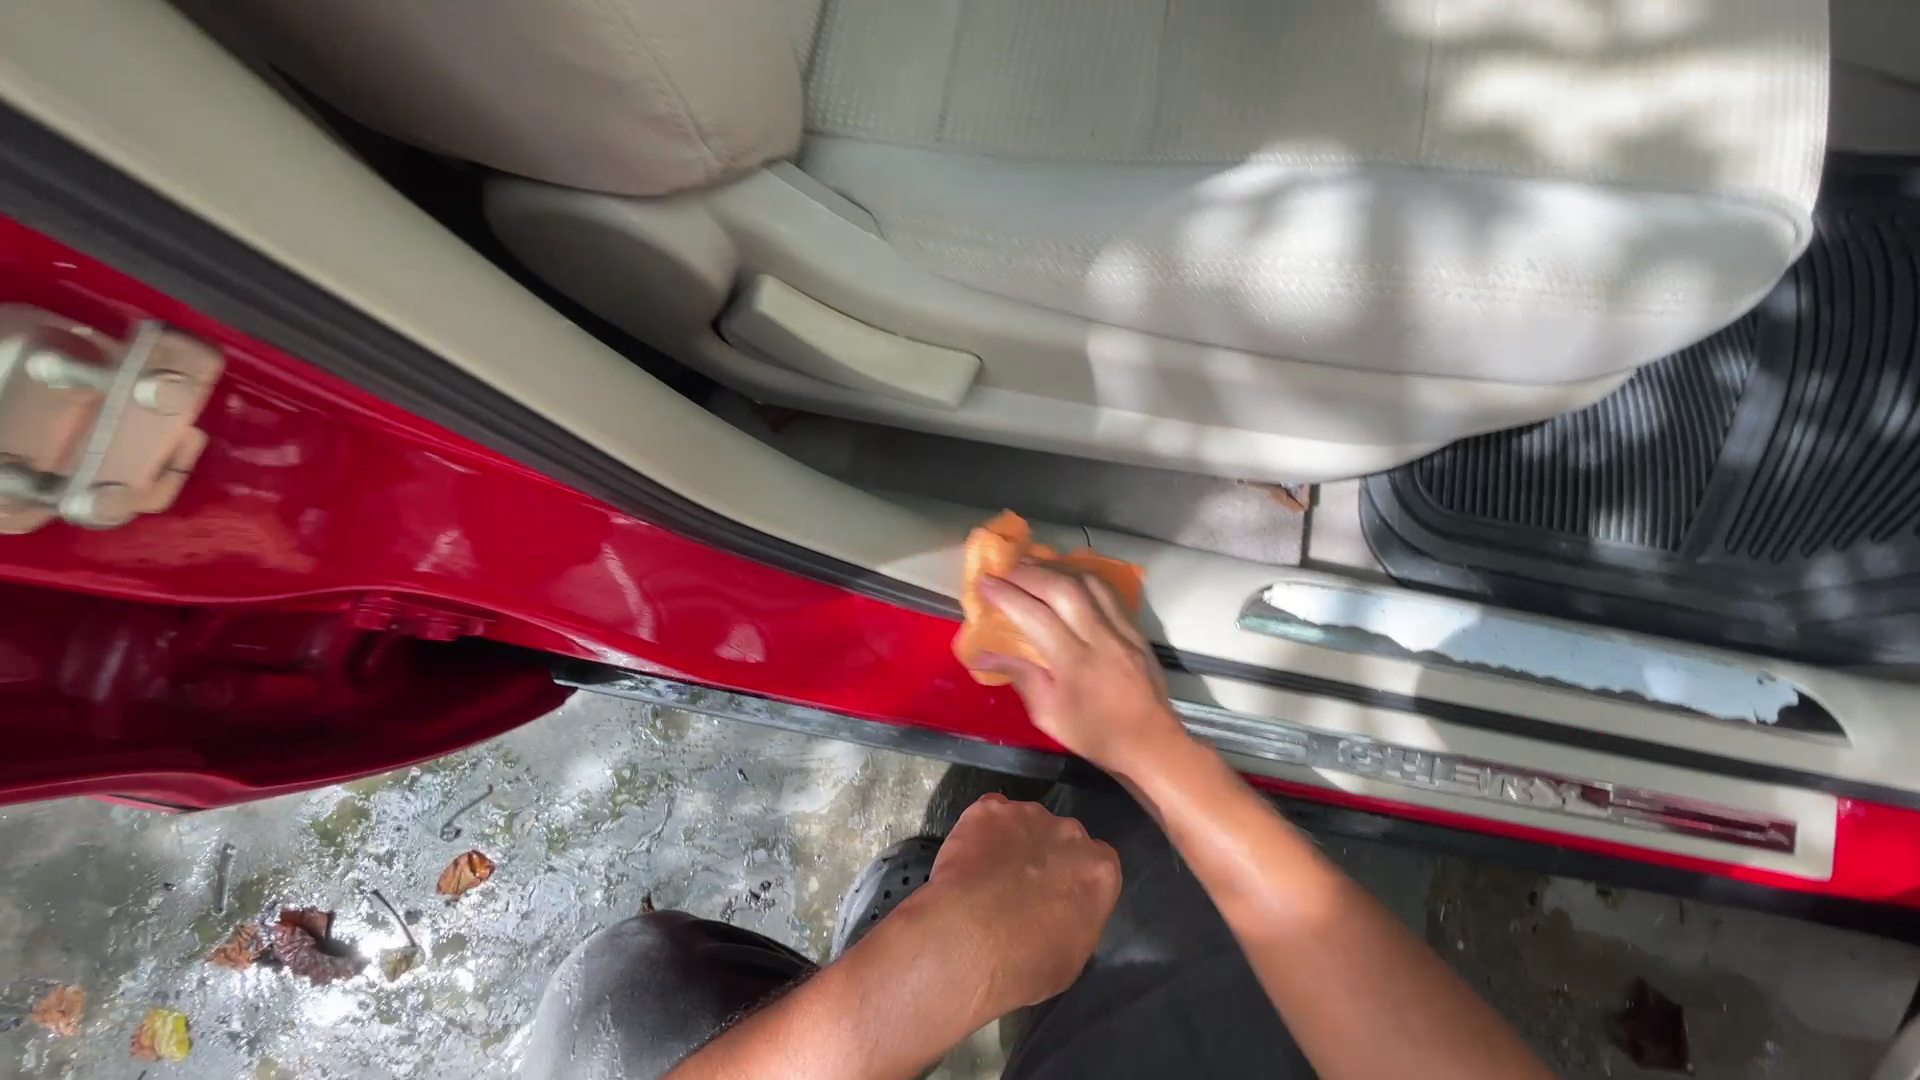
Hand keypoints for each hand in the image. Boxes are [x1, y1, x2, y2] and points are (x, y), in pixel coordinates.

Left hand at [909, 794, 1120, 1015]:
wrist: (971, 943)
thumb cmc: (1029, 965)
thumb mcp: (1074, 953)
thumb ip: (1077, 914)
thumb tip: (1063, 908)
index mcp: (1100, 869)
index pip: (1097, 860)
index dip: (1074, 874)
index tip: (1058, 891)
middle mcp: (1069, 833)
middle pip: (1061, 835)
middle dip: (1045, 853)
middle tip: (1020, 884)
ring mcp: (1027, 815)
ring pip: (1024, 821)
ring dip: (1012, 840)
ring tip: (987, 873)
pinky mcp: (988, 811)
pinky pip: (988, 812)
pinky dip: (980, 830)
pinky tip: (968, 857)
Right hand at [974, 563, 1187, 778]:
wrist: (1151, 744)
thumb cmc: (1094, 735)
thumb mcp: (1048, 715)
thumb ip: (1020, 675)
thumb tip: (983, 652)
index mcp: (1075, 663)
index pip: (1035, 615)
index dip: (1007, 595)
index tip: (984, 582)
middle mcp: (1100, 638)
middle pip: (1063, 588)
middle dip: (1029, 573)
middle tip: (1005, 569)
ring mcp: (1122, 630)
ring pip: (1088, 582)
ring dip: (1057, 567)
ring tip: (1031, 564)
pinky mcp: (1136, 629)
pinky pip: (1108, 591)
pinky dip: (1082, 576)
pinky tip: (1066, 576)